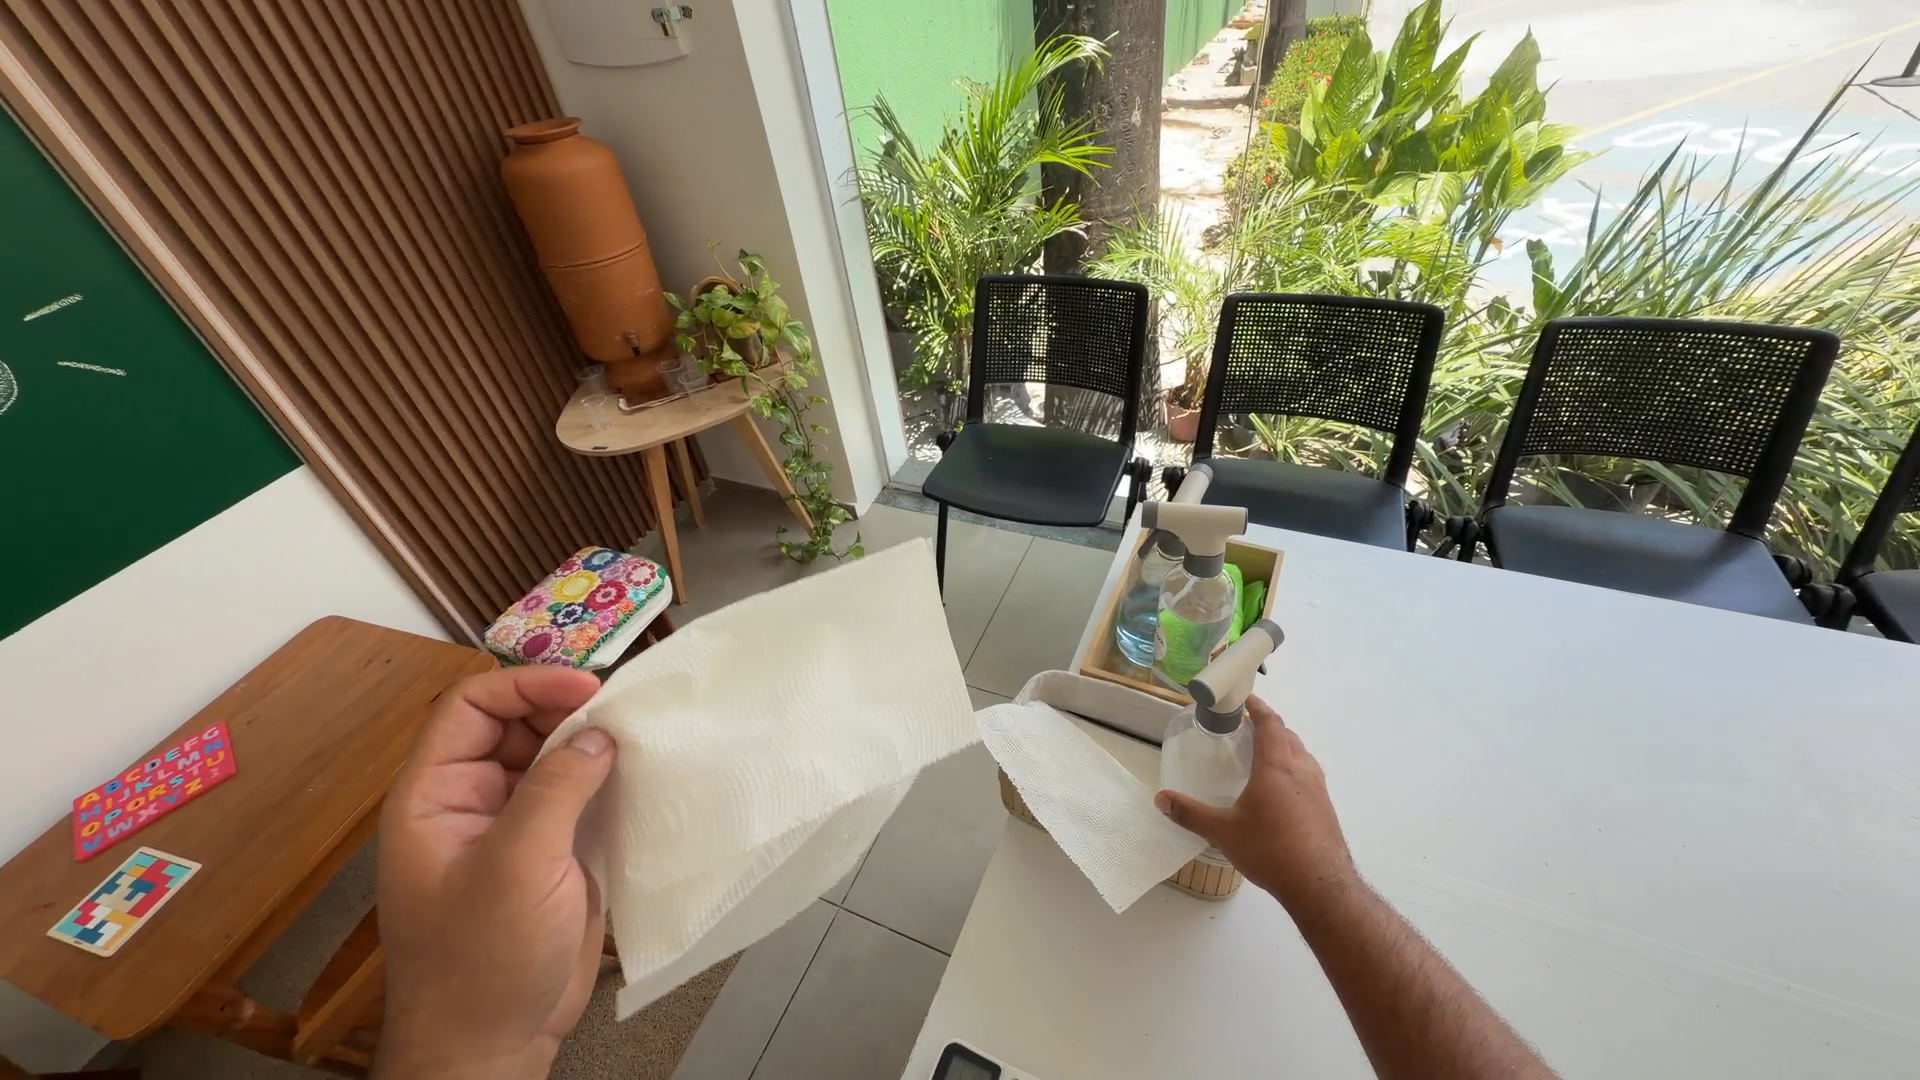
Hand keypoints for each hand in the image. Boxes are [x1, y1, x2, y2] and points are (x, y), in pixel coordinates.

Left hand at [374, 666, 612, 1079]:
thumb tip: (599, 733)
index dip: (526, 685)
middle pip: (517, 722)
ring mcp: (516, 822)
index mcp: (438, 795)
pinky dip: (609, 773)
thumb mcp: (516, 866)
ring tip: (636, 735)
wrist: (496, 1043)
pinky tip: (639, 770)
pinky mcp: (554, 846)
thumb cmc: (483, 960)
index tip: (587, 688)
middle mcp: (474, 798)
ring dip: (592, 740)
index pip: (472, 707)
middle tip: (620, 712)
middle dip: (566, 708)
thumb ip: (556, 789)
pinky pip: (580, 789)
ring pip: (554, 753)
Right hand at [1155, 696, 1356, 911]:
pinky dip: (1294, 768)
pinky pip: (1309, 775)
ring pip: (1302, 755)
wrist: (1321, 887)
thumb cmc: (1270, 850)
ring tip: (1264, 754)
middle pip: (1288, 735)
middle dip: (1269, 725)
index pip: (1270, 723)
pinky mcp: (1326, 809)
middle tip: (1247, 727)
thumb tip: (1160, 799)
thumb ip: (1190, 813)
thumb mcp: (1223, 832)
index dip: (1258, 707)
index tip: (1246, 698)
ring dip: (1285, 746)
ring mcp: (1318, 789)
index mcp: (1276, 765)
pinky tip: (1281, 790)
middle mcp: (1301, 770)